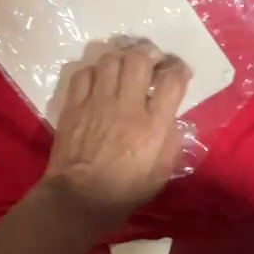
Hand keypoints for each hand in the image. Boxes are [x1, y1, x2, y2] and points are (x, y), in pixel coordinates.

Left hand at [40, 41, 191, 226]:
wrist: (80, 199)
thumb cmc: (126, 191)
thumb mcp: (162, 172)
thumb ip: (172, 141)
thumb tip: (173, 118)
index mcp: (154, 126)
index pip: (172, 80)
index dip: (179, 69)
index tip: (179, 71)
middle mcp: (128, 106)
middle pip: (139, 59)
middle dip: (149, 53)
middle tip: (152, 60)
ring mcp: (97, 103)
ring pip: (110, 60)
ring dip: (121, 58)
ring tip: (125, 66)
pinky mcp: (74, 105)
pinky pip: (84, 73)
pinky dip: (94, 70)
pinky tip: (99, 79)